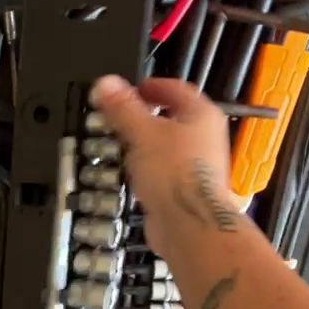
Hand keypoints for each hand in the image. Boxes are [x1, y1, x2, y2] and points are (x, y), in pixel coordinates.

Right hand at [90, 75, 251, 259]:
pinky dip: (147, 170)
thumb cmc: (176, 175)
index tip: (134, 89)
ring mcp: (195, 167)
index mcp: (201, 116)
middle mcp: (204, 139)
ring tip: (122, 145)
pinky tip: (133, 176)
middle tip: (122, 116)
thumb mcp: (142, 133)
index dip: (152, 87)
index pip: (176, 90)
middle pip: (172, 119)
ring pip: (166, 148)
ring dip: (144, 146)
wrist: (188, 225)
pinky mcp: (184, 191)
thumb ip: (123, 108)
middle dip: (145, 117)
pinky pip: (163, 173)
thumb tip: (105, 83)